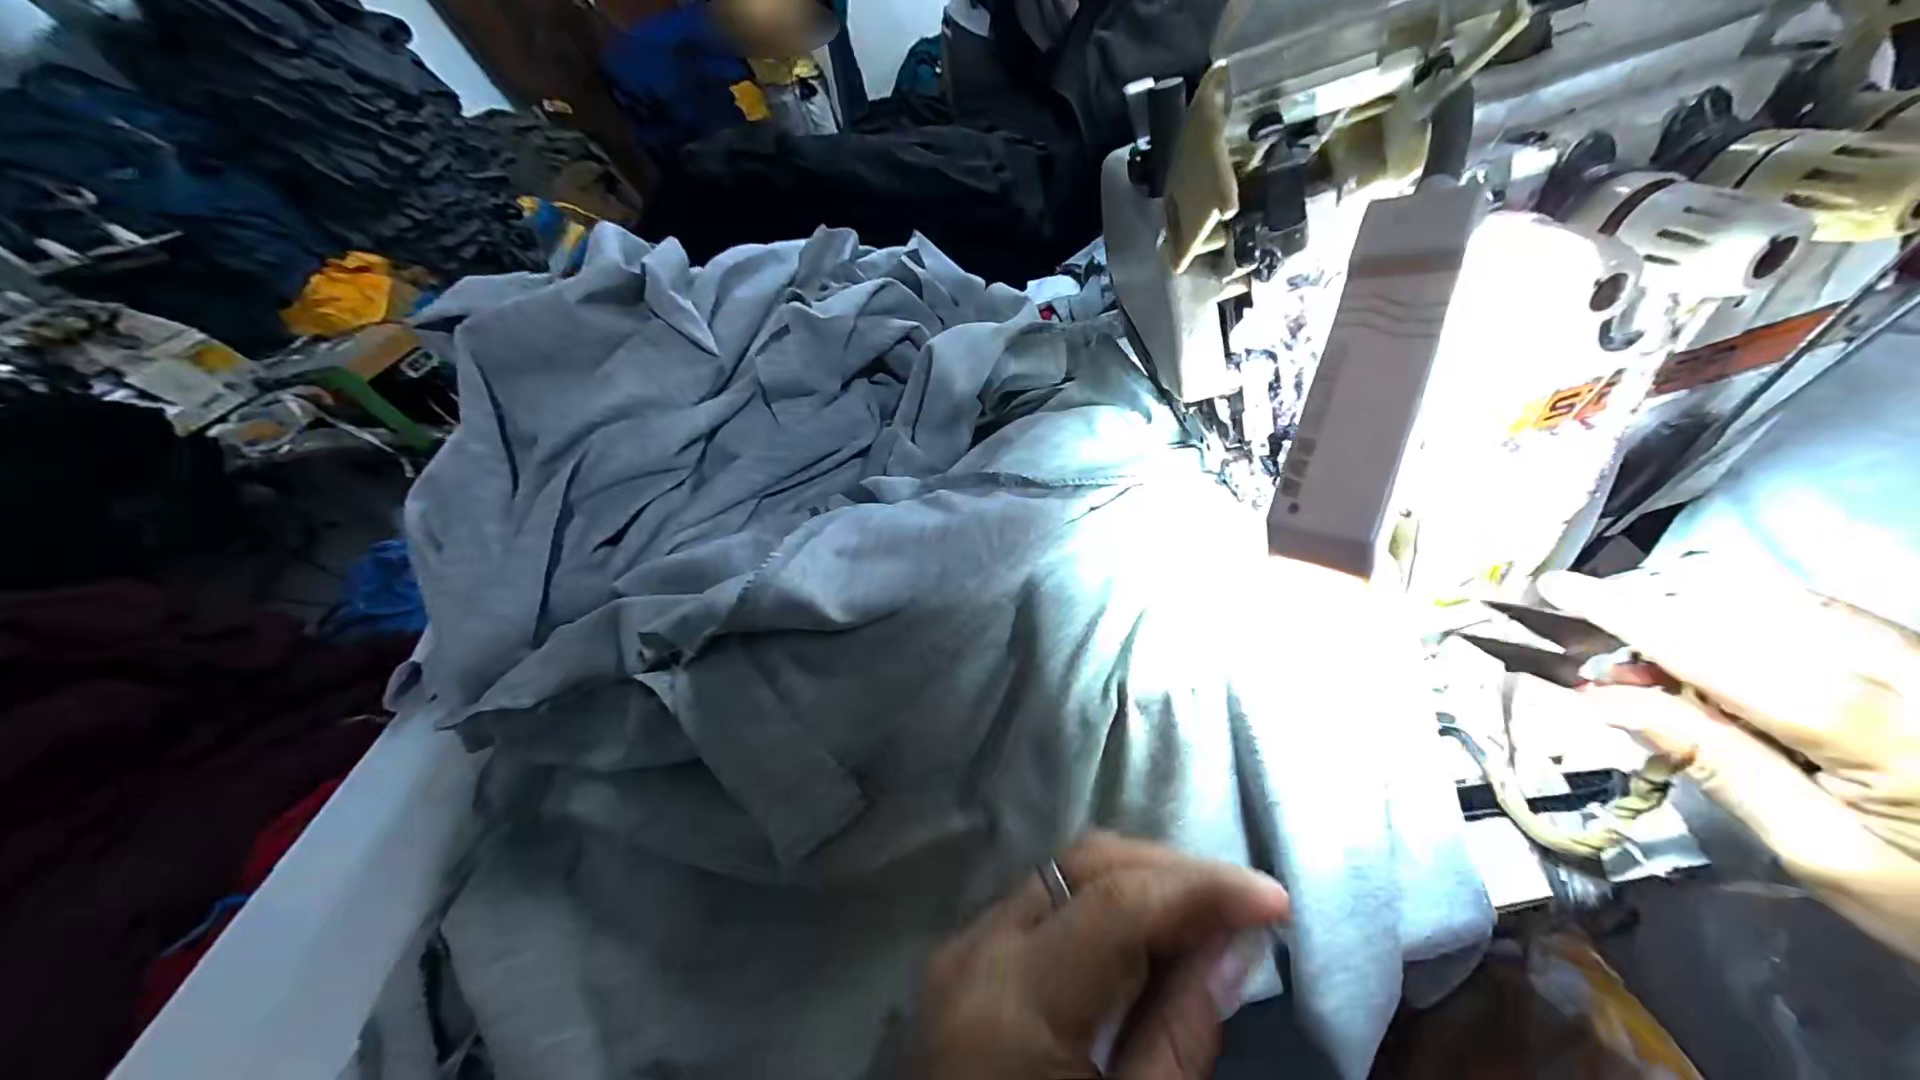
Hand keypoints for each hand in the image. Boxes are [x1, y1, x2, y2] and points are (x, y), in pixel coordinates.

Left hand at [911, 832, 1289, 1079]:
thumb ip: (1180, 1034)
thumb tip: (1231, 942)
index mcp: (1012, 1003)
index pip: (1115, 905)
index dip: (1200, 889)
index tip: (1274, 899)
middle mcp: (975, 949)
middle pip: (1084, 866)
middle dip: (1171, 873)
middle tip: (1243, 904)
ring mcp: (963, 946)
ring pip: (1064, 872)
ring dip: (1141, 882)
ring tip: (1207, 915)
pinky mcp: (965, 954)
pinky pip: (1044, 902)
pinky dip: (1103, 904)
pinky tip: (1150, 935)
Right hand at [1538, 567, 1919, 961]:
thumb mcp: (1817, 851)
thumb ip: (1714, 763)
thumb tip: (1607, 699)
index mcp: (1877, 734)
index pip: (1721, 652)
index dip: (1629, 615)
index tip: (1558, 588)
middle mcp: (1909, 676)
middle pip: (1749, 607)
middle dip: (1656, 614)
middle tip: (1610, 662)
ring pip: (1779, 599)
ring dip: (1693, 614)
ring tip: (1655, 664)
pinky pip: (1814, 612)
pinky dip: (1740, 619)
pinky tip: (1715, 657)